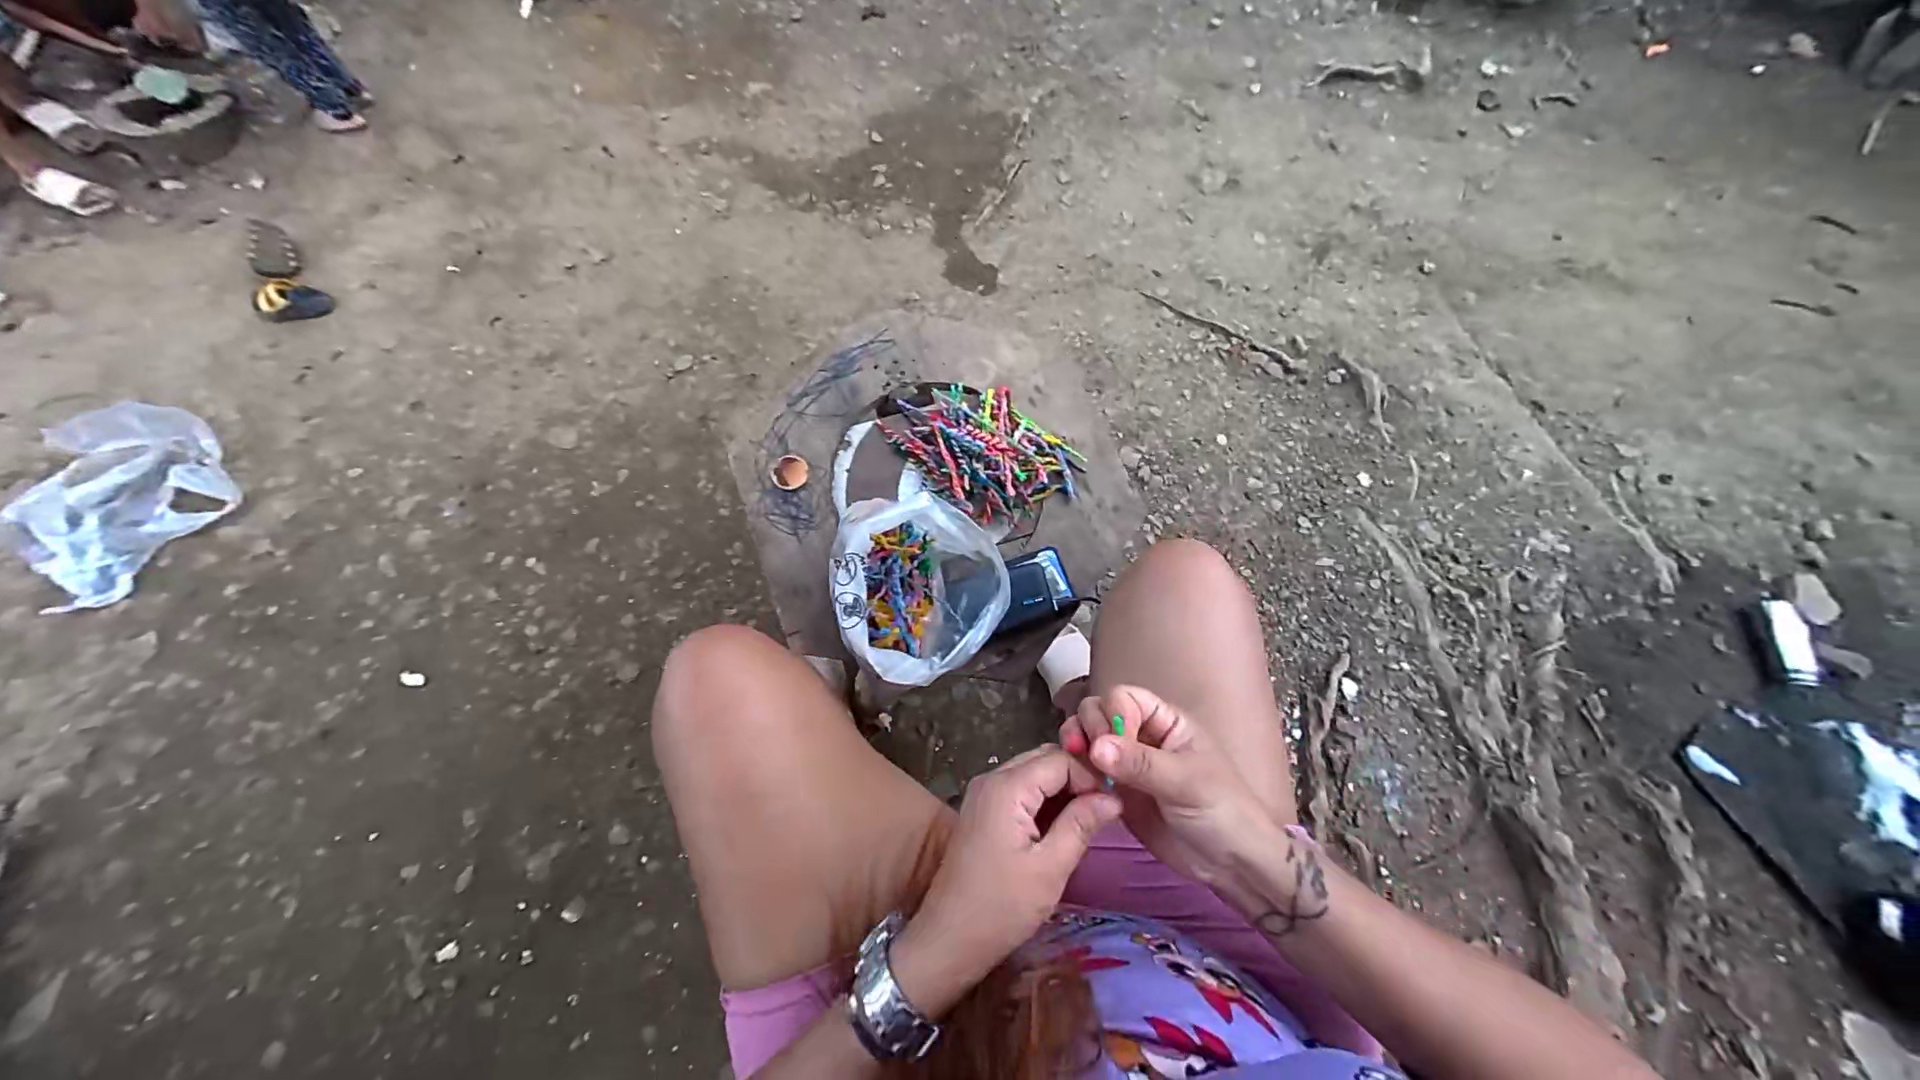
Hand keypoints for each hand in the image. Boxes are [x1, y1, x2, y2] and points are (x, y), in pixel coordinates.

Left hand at [892, 745, 1120, 1015]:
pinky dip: (1044, 801)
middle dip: (1078, 779)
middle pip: (1045, 759)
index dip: (1091, 777)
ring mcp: (985, 792)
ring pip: (1034, 773)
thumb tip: (1115, 798)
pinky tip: (1063, 826)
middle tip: (1106, 811)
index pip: (1060, 759)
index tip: (1115, 805)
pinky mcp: (983, 809)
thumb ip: (1082, 824)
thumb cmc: (1001, 907)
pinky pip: (1021, 789)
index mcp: (1007, 787)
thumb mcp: (1050, 868)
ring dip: (1063, 790)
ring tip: (1090, 820)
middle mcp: (992, 778)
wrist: (948, 937)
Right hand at [1060, 685, 1291, 912]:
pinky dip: (1076, 773)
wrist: (1231, 866)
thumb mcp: (1186, 783)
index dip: (1112, 715)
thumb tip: (1096, 747)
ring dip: (1076, 747)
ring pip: (1088, 738)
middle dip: (1088, 728)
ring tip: (1076, 768)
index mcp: (1165, 721)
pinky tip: (1078, 786)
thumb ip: (1141, 763)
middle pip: (1098, 711)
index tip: (1112, 744)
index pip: (1123, 698)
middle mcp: (1141, 734)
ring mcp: (1125, 762)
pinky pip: (1086, 771)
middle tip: (1090, 758)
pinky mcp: (1115, 789)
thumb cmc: (1223, 812)